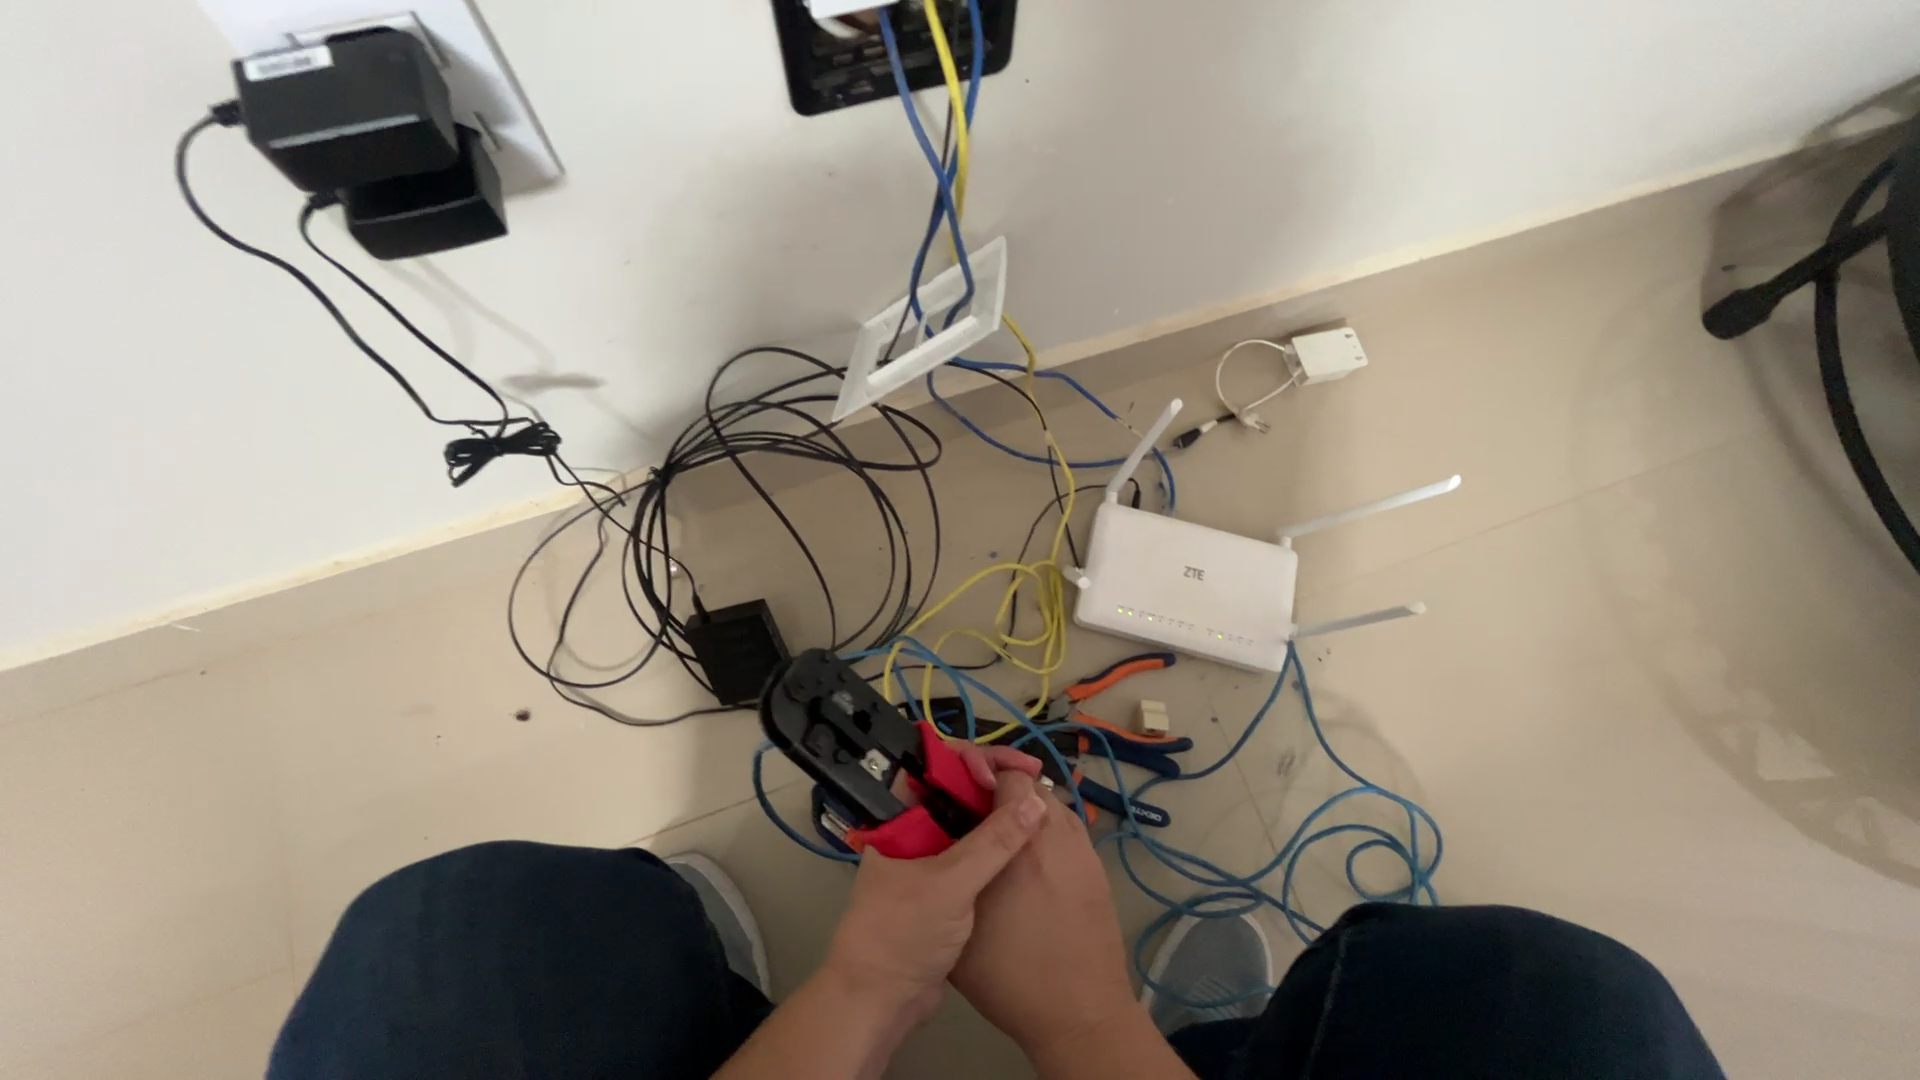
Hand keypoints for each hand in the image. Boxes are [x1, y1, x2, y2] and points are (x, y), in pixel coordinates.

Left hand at [817, 745, 1047, 1031]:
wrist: (879, 1002)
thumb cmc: (902, 934)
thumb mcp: (950, 885)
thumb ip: (993, 842)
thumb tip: (1035, 801)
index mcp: (899, 815)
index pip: (934, 762)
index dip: (973, 756)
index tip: (1009, 770)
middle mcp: (912, 827)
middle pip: (956, 786)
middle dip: (995, 778)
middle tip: (1037, 780)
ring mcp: (929, 855)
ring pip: (969, 818)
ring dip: (1000, 808)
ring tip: (1040, 803)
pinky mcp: (944, 883)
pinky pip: (975, 849)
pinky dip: (999, 840)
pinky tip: (1028, 839)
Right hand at [951, 770, 1139, 1059]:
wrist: (1081, 1014)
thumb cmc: (1011, 974)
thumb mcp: (959, 927)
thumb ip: (950, 876)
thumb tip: (935, 846)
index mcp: (1020, 843)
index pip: (1005, 776)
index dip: (980, 775)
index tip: (960, 789)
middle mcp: (1055, 833)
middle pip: (1031, 785)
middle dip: (1002, 792)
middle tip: (978, 815)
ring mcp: (1082, 849)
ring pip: (1052, 804)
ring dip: (1027, 810)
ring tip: (1002, 837)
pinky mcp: (1097, 867)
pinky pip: (1068, 829)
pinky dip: (1047, 831)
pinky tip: (1030, 863)